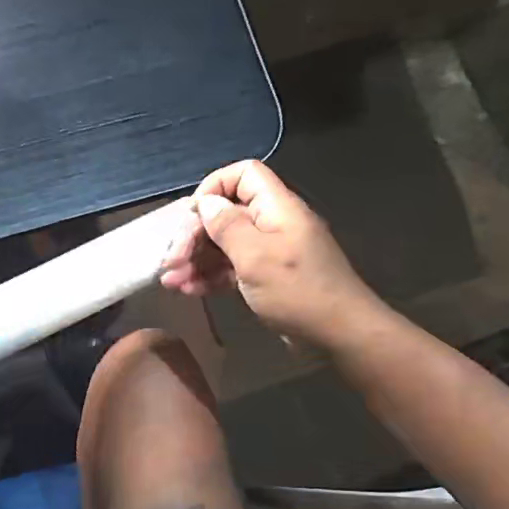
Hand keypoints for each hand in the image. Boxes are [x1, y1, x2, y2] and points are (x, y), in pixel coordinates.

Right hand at [160, 159, 383, 343]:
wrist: (337, 334)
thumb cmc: (297, 292)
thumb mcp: (256, 257)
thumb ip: (227, 226)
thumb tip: (206, 204)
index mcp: (277, 208)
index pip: (243, 175)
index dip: (213, 187)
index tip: (191, 217)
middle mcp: (272, 224)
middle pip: (226, 214)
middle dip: (194, 236)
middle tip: (171, 263)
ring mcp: (269, 252)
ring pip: (224, 244)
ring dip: (195, 260)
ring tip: (171, 282)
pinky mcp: (265, 278)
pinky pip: (231, 268)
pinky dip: (209, 276)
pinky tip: (188, 290)